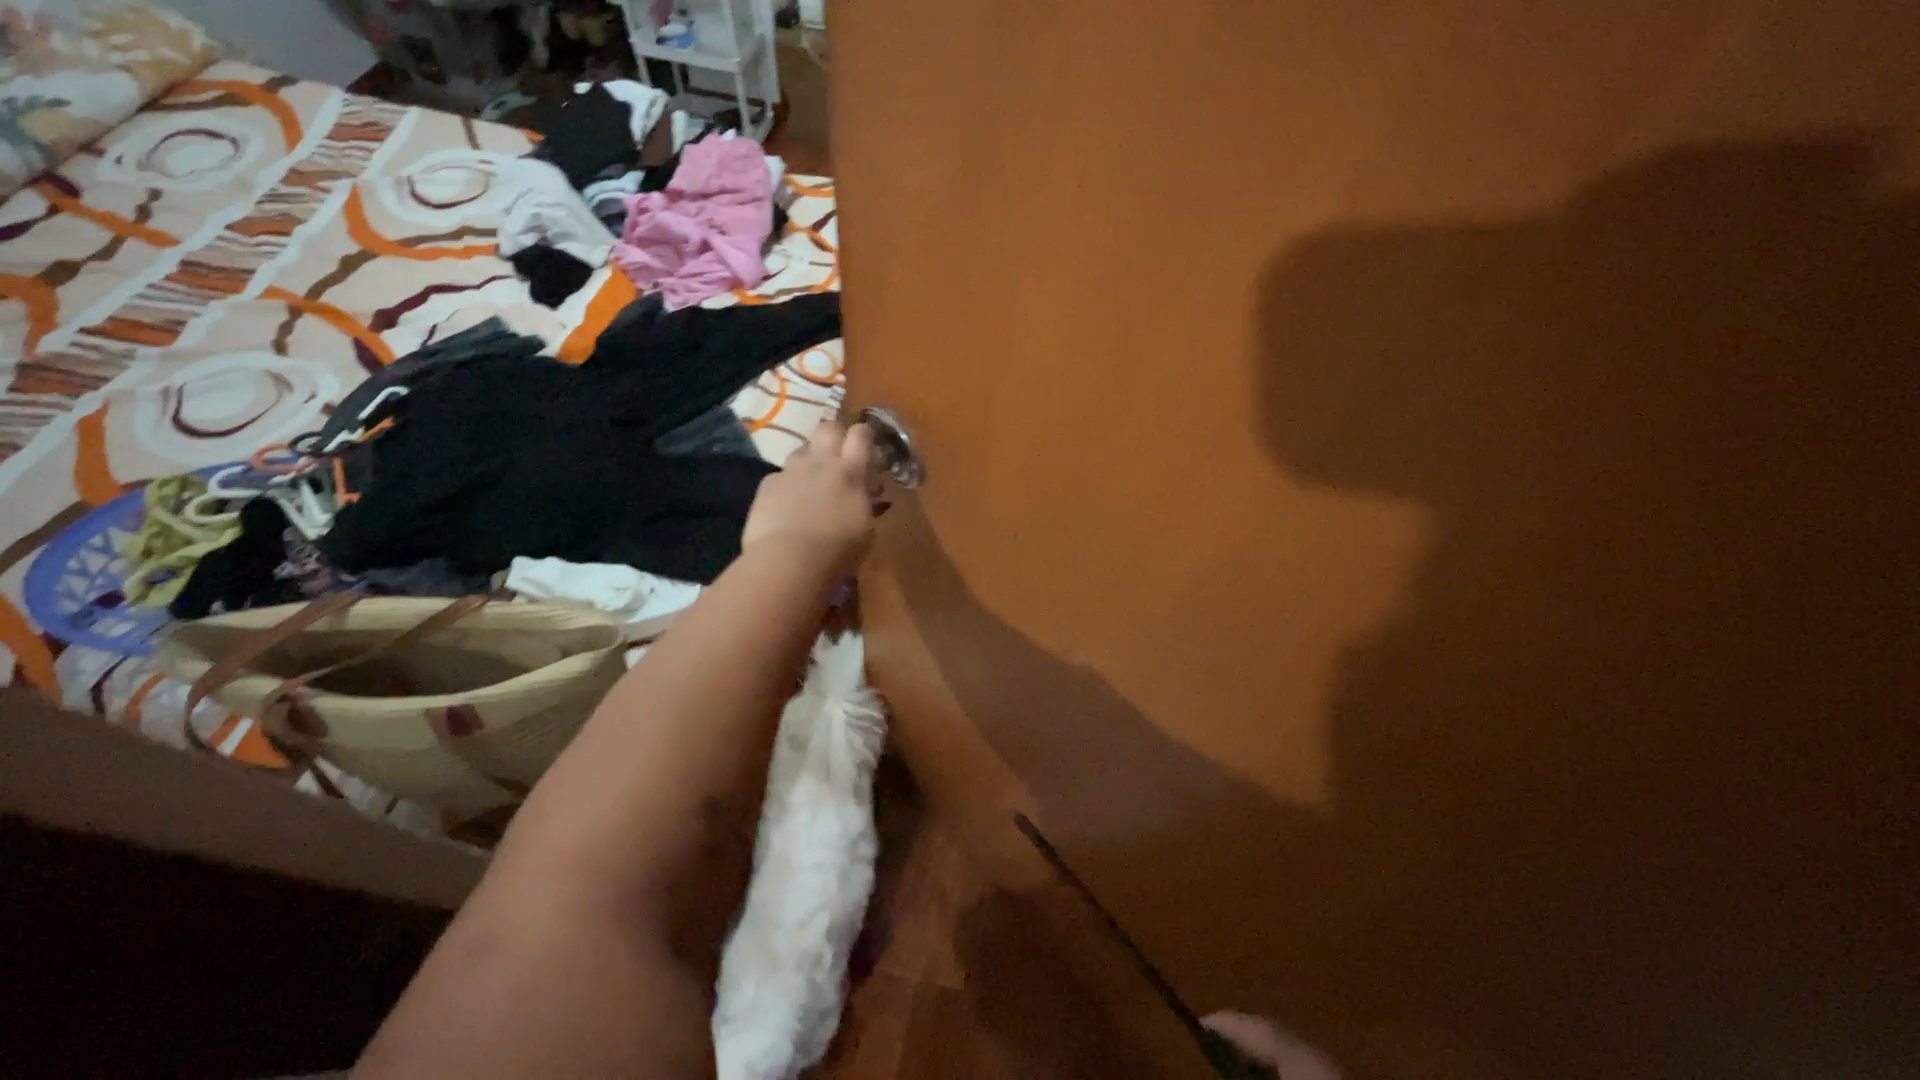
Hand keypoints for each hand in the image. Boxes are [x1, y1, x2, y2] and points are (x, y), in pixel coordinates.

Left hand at [743, 420, 877, 575]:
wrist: (788, 562)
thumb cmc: (837, 553)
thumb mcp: (865, 532)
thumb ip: (864, 506)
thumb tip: (864, 496)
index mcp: (850, 473)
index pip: (861, 435)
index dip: (864, 435)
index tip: (868, 448)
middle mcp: (820, 463)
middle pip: (827, 428)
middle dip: (834, 435)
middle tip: (838, 456)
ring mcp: (790, 471)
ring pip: (801, 450)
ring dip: (808, 461)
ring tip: (810, 483)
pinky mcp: (767, 485)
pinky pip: (779, 476)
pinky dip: (785, 486)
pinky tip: (786, 506)